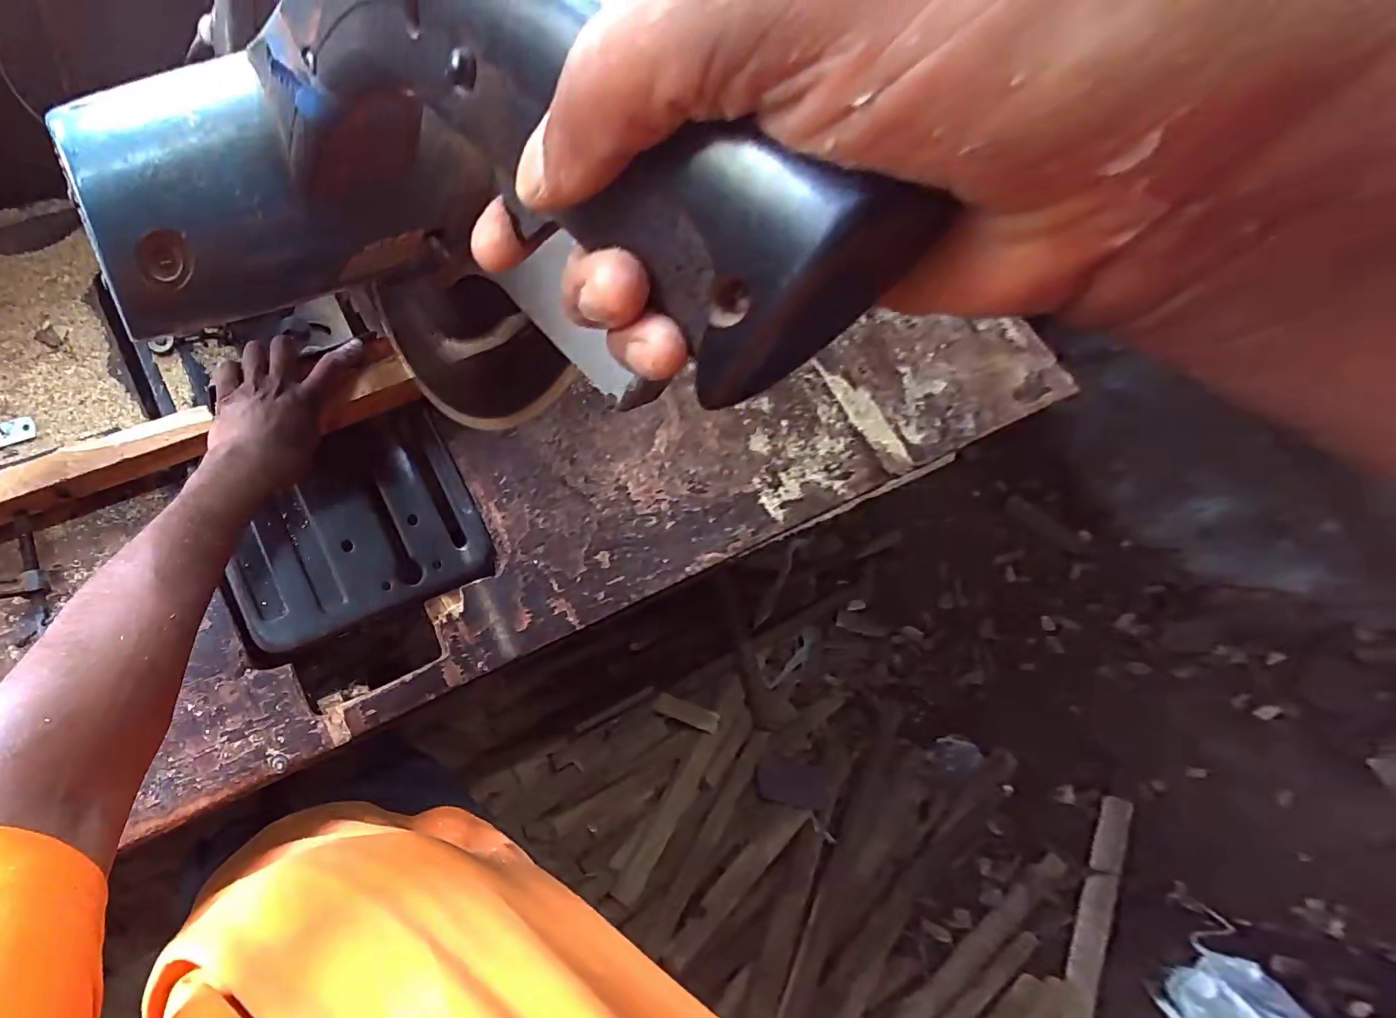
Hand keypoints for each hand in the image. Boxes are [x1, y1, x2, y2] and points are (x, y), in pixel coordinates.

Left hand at [202, 335, 367, 497]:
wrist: (243, 470)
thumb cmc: (282, 467)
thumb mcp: (308, 448)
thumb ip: (309, 429)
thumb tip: (308, 426)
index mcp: (305, 399)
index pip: (330, 368)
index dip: (345, 353)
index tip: (355, 345)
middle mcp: (277, 384)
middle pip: (283, 345)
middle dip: (287, 347)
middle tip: (287, 358)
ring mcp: (249, 386)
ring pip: (253, 348)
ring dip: (258, 354)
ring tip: (259, 365)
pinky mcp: (225, 395)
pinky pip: (225, 368)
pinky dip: (230, 369)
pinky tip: (234, 377)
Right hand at [469, 0, 1395, 469]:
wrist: (1154, 149)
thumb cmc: (985, 24)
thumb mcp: (773, 7)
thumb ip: (627, 77)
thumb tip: (543, 177)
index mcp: (715, 20)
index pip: (590, 74)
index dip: (529, 133)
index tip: (498, 194)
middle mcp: (731, 93)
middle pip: (599, 176)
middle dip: (559, 234)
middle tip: (534, 267)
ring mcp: (754, 183)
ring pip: (634, 253)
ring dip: (605, 297)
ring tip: (621, 316)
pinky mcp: (779, 264)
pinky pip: (690, 306)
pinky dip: (660, 337)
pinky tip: (659, 350)